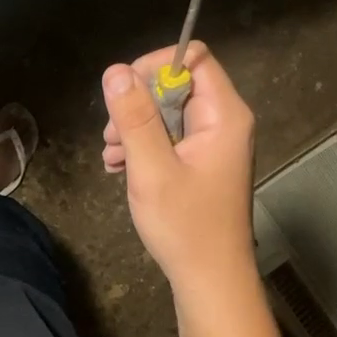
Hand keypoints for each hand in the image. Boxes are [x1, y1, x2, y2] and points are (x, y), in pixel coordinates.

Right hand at [101, 42, 256, 289]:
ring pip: (168, 113)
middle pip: (177, 85)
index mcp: (223, 115)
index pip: (193, 58)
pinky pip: (170, 137)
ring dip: (134, 128)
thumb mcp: (151, 169)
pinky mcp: (202, 164)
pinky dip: (143, 147)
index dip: (154, 66)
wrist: (210, 278)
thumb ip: (134, 118)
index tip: (122, 94)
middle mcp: (224, 122)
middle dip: (137, 104)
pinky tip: (120, 168)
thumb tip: (115, 71)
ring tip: (113, 158)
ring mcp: (214, 145)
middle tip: (112, 138)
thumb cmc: (185, 226)